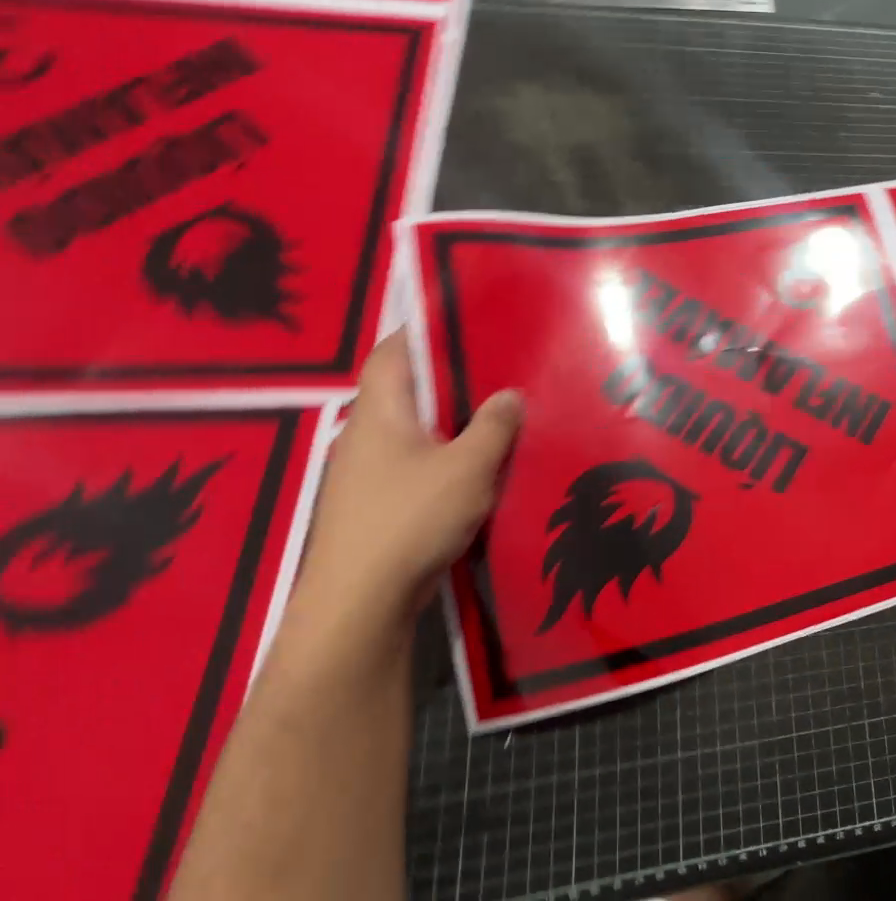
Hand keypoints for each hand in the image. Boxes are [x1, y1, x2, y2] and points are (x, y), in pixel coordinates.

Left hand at [293, 334, 521, 632]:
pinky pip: (416, 464)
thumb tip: (509, 393)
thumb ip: (493, 426)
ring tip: (501, 417)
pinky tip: (480, 468)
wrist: (361, 601)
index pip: (392, 353)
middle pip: (404, 392)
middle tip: (501, 368)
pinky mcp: (376, 505)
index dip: (423, 332)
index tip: (466, 320)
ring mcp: (366, 473)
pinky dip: (446, 457)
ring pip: (414, 431)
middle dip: (449, 379)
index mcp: (379, 413)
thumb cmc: (411, 519)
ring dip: (451, 423)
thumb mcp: (469, 467)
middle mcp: (364, 435)